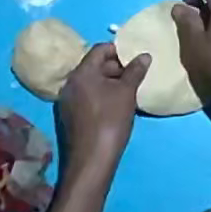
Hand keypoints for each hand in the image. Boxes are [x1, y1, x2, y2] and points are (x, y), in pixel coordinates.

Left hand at [55, 43, 148, 181]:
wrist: (90, 162)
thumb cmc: (110, 121)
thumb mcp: (126, 93)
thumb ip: (135, 71)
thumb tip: (144, 55)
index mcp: (81, 72)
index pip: (99, 49)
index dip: (118, 50)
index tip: (134, 59)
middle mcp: (70, 83)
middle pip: (94, 66)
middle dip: (115, 68)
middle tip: (134, 77)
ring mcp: (66, 101)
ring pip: (90, 83)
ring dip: (108, 83)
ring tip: (127, 93)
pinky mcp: (68, 117)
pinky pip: (85, 98)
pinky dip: (99, 97)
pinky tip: (114, 108)